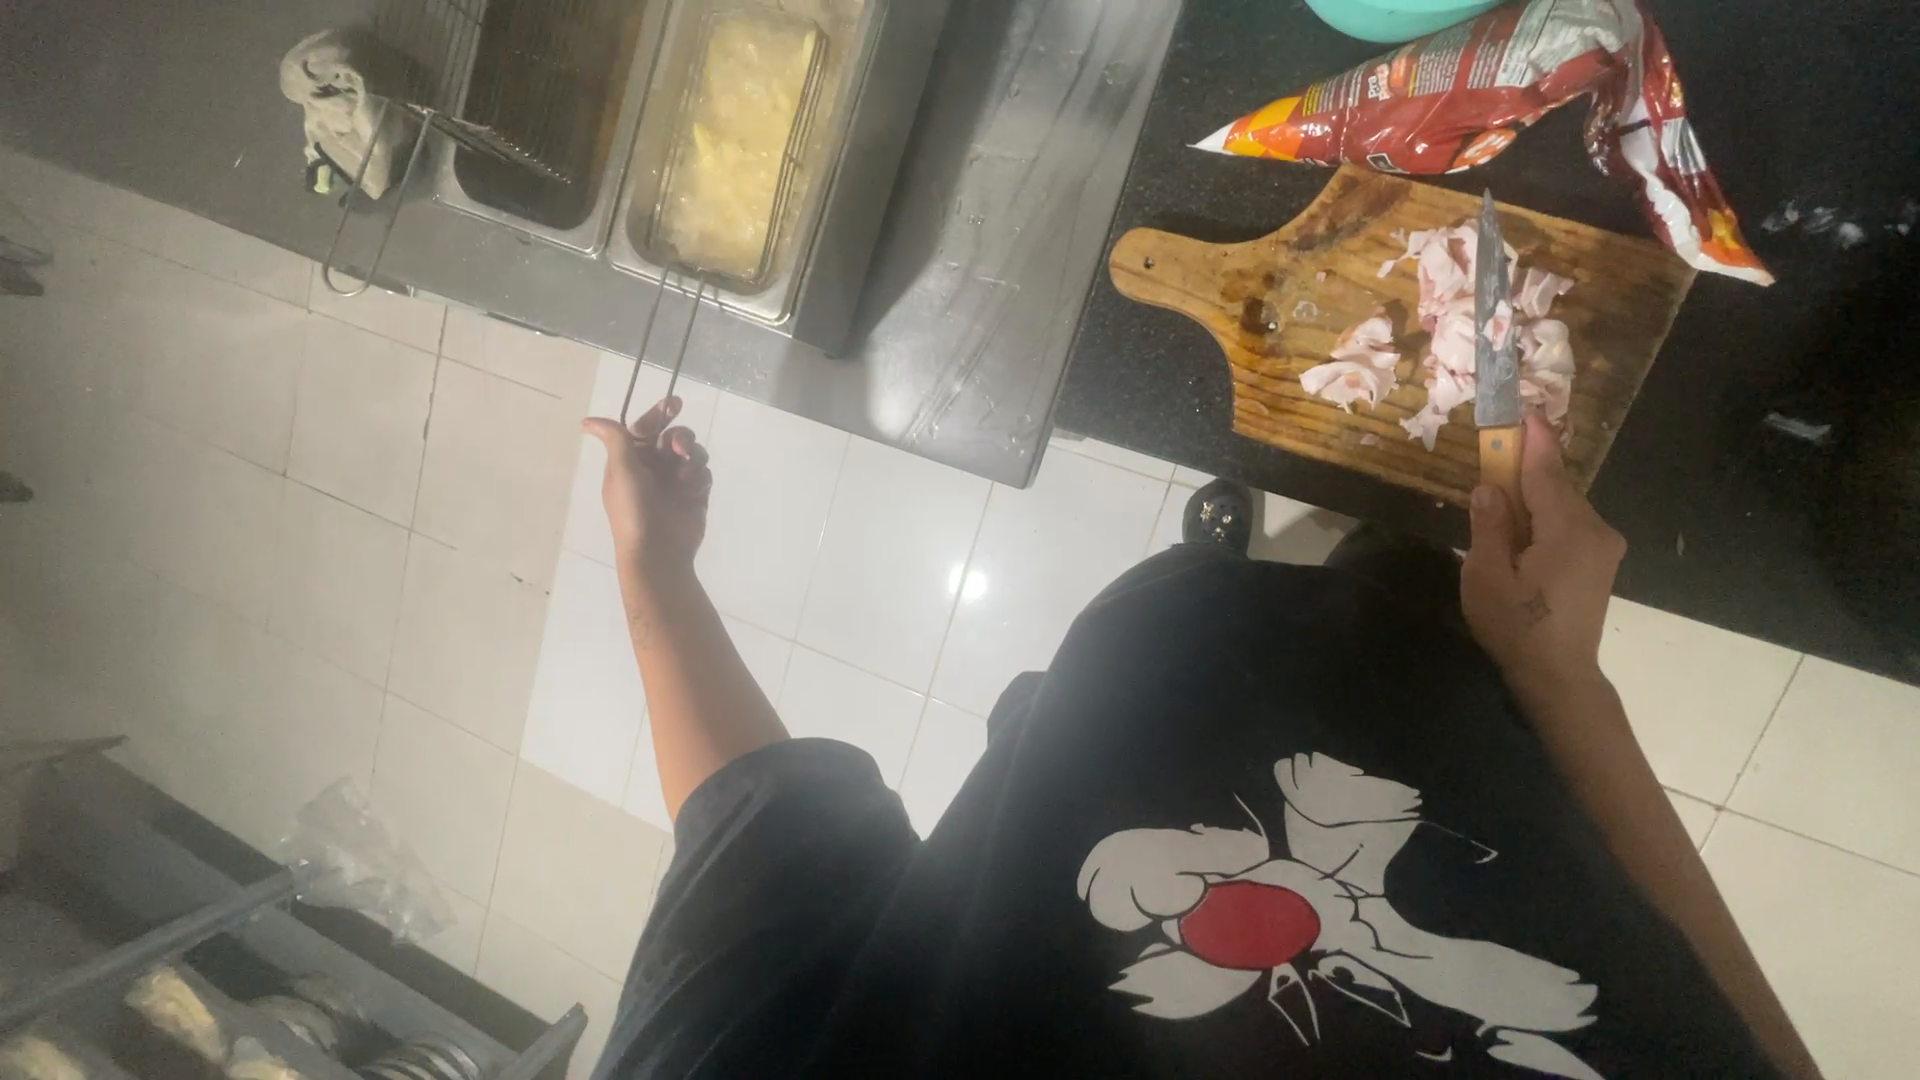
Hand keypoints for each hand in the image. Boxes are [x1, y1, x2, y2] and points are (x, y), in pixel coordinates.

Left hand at [582, 397, 711, 573]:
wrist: (658, 550)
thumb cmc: (633, 509)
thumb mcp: (621, 471)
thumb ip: (616, 439)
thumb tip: (587, 421)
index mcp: (632, 460)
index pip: (646, 429)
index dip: (658, 414)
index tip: (674, 403)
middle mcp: (655, 467)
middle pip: (673, 437)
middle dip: (680, 437)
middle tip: (679, 448)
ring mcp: (677, 480)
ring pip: (692, 452)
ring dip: (692, 456)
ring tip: (686, 473)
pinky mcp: (696, 493)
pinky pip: (704, 472)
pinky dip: (700, 476)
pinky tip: (693, 488)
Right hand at [1462, 413, 1626, 702]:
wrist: (1556, 672)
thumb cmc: (1515, 624)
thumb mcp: (1487, 576)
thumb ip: (1489, 527)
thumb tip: (1488, 489)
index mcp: (1569, 532)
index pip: (1547, 476)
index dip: (1534, 443)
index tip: (1527, 412)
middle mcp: (1596, 531)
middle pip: (1556, 488)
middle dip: (1525, 470)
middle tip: (1494, 454)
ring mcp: (1602, 547)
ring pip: (1562, 506)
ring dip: (1530, 496)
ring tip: (1496, 497)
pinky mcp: (1598, 561)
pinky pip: (1567, 523)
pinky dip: (1541, 515)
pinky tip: (1517, 525)